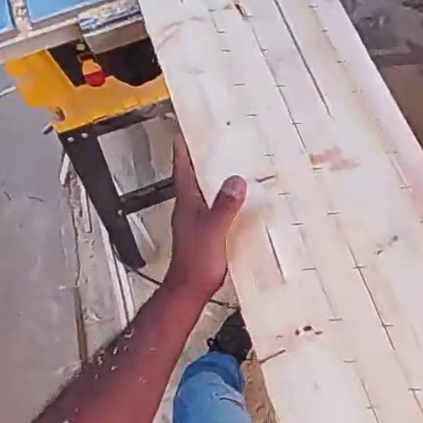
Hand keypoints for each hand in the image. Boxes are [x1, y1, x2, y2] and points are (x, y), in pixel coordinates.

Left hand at [164, 138, 244, 297]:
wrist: (191, 289)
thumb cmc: (194, 263)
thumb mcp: (212, 230)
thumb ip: (224, 206)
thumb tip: (235, 181)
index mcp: (187, 204)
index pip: (182, 170)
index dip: (183, 151)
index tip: (184, 132)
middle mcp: (189, 210)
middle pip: (194, 178)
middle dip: (202, 161)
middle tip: (214, 144)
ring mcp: (196, 222)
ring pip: (205, 194)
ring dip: (215, 181)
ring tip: (231, 168)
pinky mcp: (206, 234)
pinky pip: (216, 211)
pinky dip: (226, 203)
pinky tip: (240, 204)